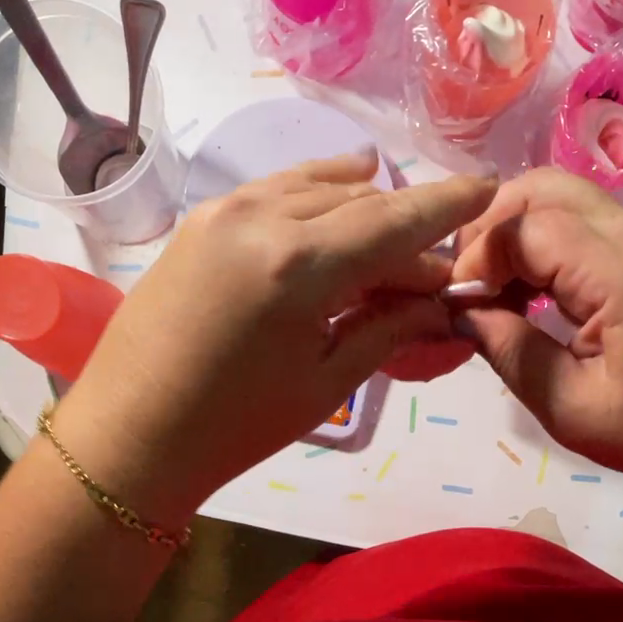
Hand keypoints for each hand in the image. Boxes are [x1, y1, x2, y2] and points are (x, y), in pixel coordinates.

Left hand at [50, 152, 496, 522]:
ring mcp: (225, 210)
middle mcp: (264, 217)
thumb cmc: (235, 427)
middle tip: (437, 260)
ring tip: (395, 228)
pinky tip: (339, 193)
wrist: (132, 435)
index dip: (447, 206)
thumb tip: (436, 303)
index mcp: (301, 265)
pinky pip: (276, 190)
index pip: (394, 221)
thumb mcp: (324, 383)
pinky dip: (316, 193)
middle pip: (359, 202)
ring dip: (364, 204)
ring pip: (316, 186)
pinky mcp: (201, 219)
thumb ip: (385, 329)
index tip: (489, 189)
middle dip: (408, 224)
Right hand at [451, 169, 622, 501]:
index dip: (479, 257)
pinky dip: (539, 242)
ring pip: (559, 196)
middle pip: (542, 190)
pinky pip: (578, 220)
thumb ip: (509, 350)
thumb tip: (458, 312)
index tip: (458, 303)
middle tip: (467, 284)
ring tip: (490, 289)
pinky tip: (524, 290)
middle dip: (490, 229)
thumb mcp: (567, 406)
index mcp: (622, 275)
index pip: (528, 228)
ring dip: (513, 233)